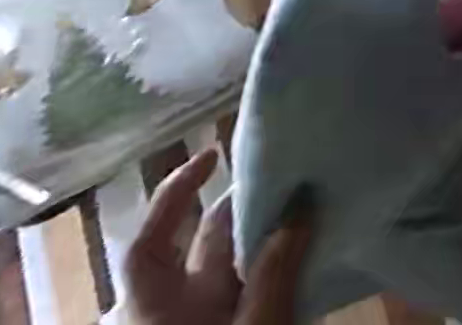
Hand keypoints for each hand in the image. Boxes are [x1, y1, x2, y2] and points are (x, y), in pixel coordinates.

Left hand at [125, 150, 314, 324]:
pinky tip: (313, 255)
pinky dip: (273, 269)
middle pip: (203, 245)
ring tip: (312, 206)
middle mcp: (168, 315)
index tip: (213, 154)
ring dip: (267, 235)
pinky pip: (246, 295)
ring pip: (231, 268)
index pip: (148, 243)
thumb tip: (301, 199)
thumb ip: (276, 268)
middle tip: (294, 175)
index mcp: (156, 310)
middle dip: (247, 205)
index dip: (174, 194)